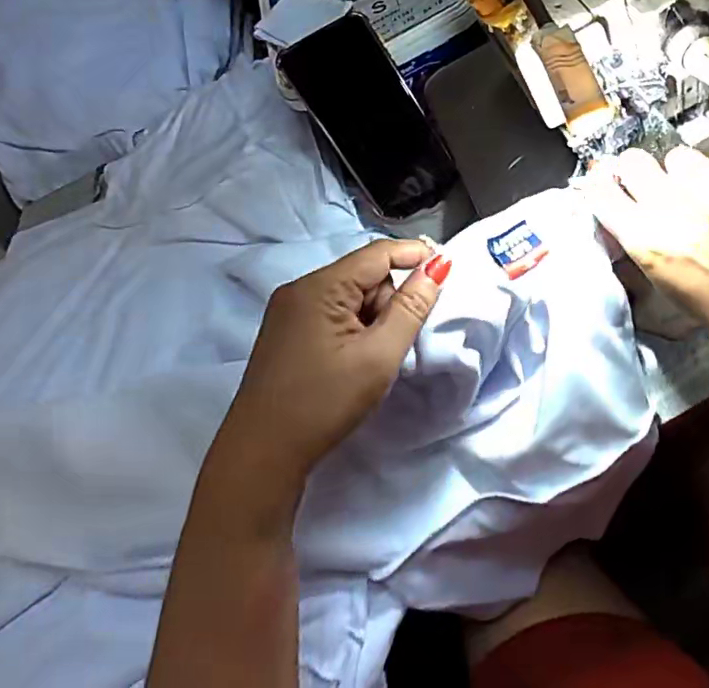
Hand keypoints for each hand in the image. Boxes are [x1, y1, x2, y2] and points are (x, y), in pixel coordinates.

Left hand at [226, 239, 449, 481]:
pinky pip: (334, 312)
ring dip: (371, 318)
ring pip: (351, 295)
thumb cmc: (325, 402)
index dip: (415, 254)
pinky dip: (354, 328)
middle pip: (365, 275)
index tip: (447, 269)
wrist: (261, 456)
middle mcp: (301, 288)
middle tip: (389, 344)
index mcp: (320, 286)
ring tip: (367, 360)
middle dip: (388, 301)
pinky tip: (350, 361)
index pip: (378, 253)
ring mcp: (289, 310)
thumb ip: (411, 307)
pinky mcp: (287, 331)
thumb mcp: (379, 355)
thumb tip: (437, 266)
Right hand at [584, 147, 708, 368]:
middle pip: (634, 161)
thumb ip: (646, 243)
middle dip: (640, 172)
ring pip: (677, 156)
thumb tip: (628, 215)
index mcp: (648, 243)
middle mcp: (672, 208)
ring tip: (706, 194)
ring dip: (685, 172)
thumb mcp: (671, 285)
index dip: (603, 187)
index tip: (610, 187)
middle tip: (658, 186)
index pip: (601, 193)